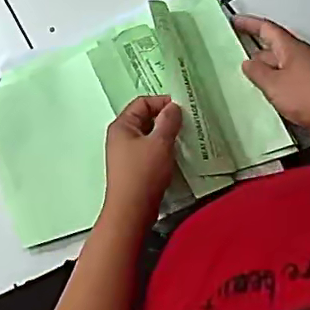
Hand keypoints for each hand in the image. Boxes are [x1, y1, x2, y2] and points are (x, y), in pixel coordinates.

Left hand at [102, 95, 182, 221]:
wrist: (132, 208)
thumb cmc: (143, 173)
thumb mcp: (159, 143)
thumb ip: (168, 122)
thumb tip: (173, 107)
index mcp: (121, 126)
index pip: (141, 103)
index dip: (161, 101)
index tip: (183, 107)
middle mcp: (120, 136)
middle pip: (144, 117)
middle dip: (165, 117)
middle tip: (188, 121)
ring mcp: (126, 151)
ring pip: (148, 134)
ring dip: (166, 133)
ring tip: (186, 135)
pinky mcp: (133, 165)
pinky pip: (149, 148)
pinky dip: (163, 147)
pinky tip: (177, 152)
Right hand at [232, 15, 309, 148]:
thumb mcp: (273, 84)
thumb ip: (256, 72)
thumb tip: (248, 64)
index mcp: (292, 49)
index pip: (267, 29)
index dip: (249, 23)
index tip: (236, 21)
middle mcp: (304, 58)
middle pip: (275, 47)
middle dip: (255, 49)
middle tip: (237, 51)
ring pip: (282, 65)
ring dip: (266, 69)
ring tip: (249, 77)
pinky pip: (290, 80)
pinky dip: (277, 84)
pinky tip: (270, 95)